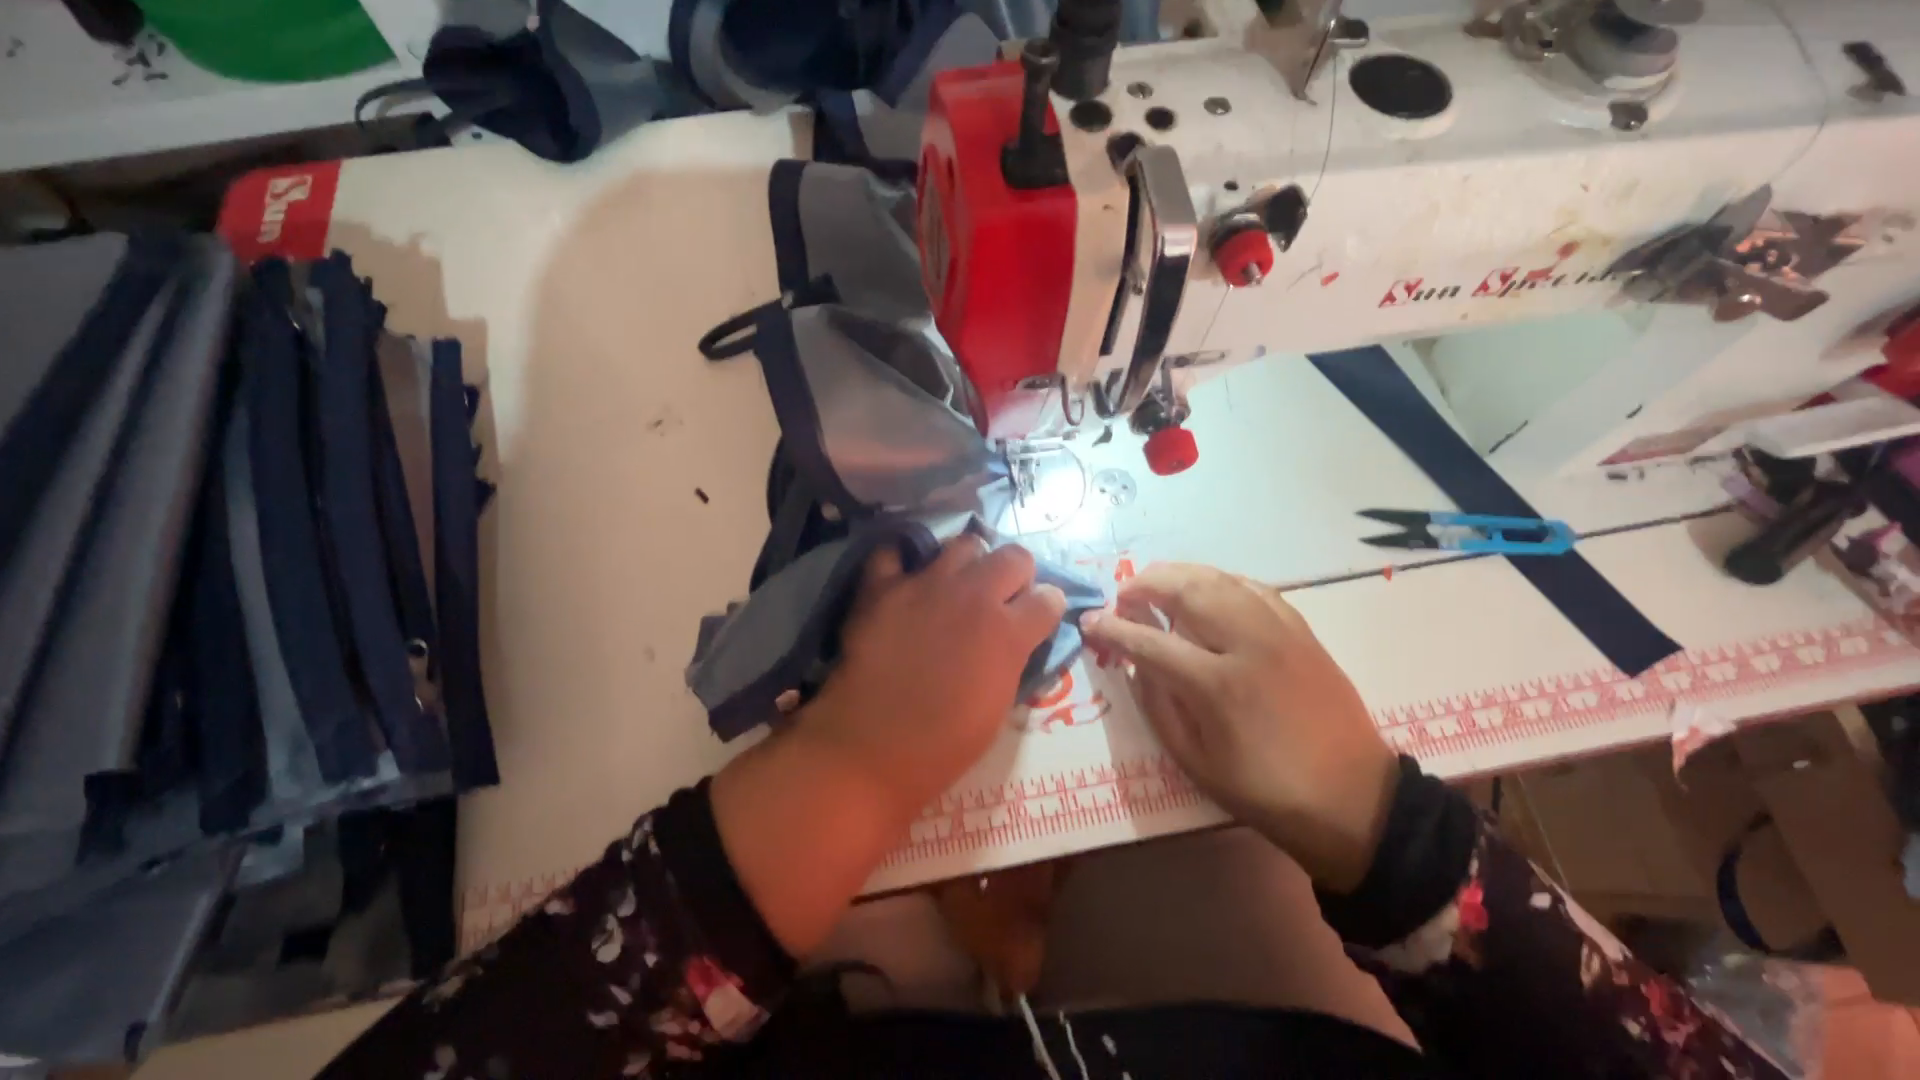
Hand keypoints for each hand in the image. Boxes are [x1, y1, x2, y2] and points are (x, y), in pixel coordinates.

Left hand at [807, 536, 1069, 815]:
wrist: (871, 747)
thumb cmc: (944, 743)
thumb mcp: (999, 705)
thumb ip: (1011, 660)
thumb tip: (1015, 641)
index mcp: (1008, 632)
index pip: (1049, 598)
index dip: (1047, 607)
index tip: (1039, 618)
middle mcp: (973, 595)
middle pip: (1014, 556)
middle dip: (1017, 574)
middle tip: (1002, 599)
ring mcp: (926, 585)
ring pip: (962, 545)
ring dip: (968, 564)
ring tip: (956, 585)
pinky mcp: (882, 587)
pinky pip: (894, 553)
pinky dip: (902, 562)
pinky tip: (904, 578)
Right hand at [1080, 564, 1397, 892]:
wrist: (1352, 798)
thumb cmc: (1266, 791)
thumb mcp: (1196, 763)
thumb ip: (1159, 707)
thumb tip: (1136, 665)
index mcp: (1217, 685)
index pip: (1150, 641)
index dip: (1113, 629)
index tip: (1090, 622)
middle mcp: (1247, 644)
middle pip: (1187, 590)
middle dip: (1145, 584)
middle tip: (1123, 595)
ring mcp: (1280, 631)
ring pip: (1221, 579)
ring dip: (1181, 574)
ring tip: (1156, 583)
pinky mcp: (1302, 630)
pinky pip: (1254, 587)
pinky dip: (1222, 580)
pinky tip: (1207, 589)